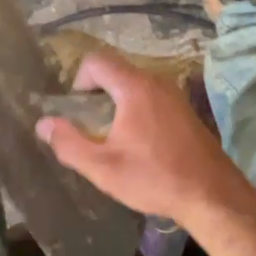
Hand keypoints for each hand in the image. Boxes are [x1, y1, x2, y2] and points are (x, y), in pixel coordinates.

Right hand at [35, 50, 250, 225]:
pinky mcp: (184, 109)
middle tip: (91, 126)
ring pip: (134, 83)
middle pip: (116, 70)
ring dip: (117, 102)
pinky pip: (151, 96)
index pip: (96, 60)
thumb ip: (69, 143)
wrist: (212, 194)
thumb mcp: (103, 168)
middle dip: (97, 92)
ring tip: (112, 137)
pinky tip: (139, 143)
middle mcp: (156, 81)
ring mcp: (174, 93)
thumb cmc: (154, 178)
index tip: (78, 110)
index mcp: (134, 87)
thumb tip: (43, 123)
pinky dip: (136, 109)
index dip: (79, 80)